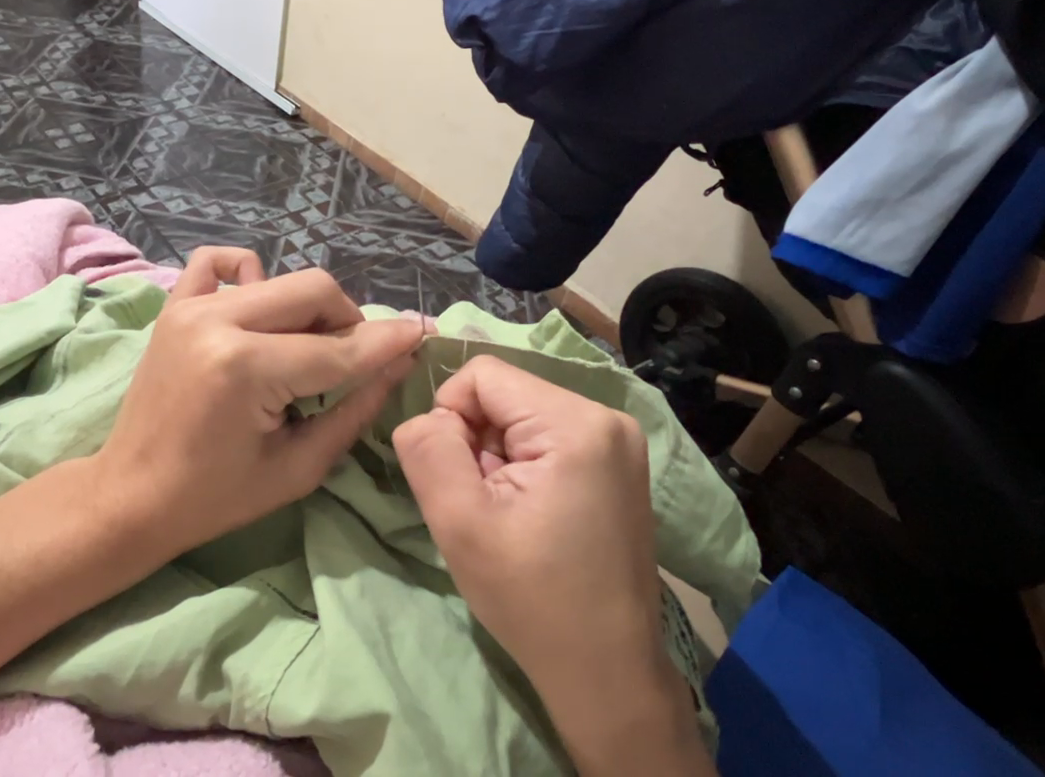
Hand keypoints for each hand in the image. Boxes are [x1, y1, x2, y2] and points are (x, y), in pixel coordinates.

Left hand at [94, 247, 422, 557]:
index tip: (421, 334)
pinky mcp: (174, 306)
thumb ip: (353, 409)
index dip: (386, 345)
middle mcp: (218, 321)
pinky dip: (250, 273)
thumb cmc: (216, 497)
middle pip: (314, 291)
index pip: (337, 349)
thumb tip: (398, 363)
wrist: (132, 495)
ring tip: (306, 348)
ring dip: (308, 307)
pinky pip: (218, 262)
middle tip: (352, 362)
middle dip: (349, 323)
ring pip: (280, 277)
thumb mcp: (298, 467)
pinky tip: (259, 307)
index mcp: (246, 368)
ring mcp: (191, 307)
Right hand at [392, 355, 661, 679]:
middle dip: (477, 441)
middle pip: (504, 394)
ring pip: (520, 417)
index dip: (450, 416)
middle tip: (485, 505)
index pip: (481, 374)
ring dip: (497, 458)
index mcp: (575, 422)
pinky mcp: (618, 466)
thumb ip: (427, 448)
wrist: (605, 671)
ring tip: (508, 516)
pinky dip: (522, 468)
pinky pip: (545, 438)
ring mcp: (618, 442)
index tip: (458, 478)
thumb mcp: (458, 521)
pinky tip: (529, 517)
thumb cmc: (530, 598)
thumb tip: (425, 416)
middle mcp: (607, 417)